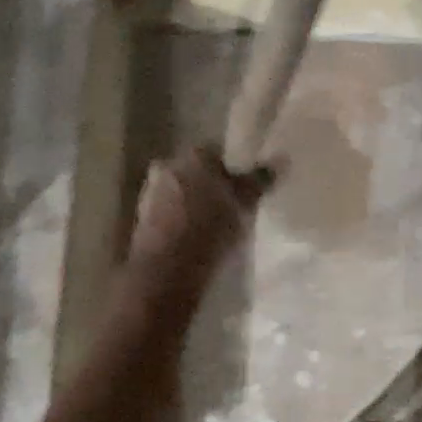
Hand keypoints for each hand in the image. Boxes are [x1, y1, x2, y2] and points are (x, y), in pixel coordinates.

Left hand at [124, 145, 268, 313]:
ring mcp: (151, 194)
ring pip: (180, 194)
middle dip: (209, 188)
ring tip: (214, 230)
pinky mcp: (142, 221)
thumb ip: (259, 182)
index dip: (232, 172)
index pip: (217, 153)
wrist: (168, 267)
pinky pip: (169, 216)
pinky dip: (181, 224)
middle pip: (195, 173)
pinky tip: (194, 242)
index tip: (243, 192)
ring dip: (193, 207)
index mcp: (194, 155)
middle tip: (230, 210)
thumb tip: (279, 161)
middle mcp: (168, 166)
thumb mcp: (244, 205)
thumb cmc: (211, 228)